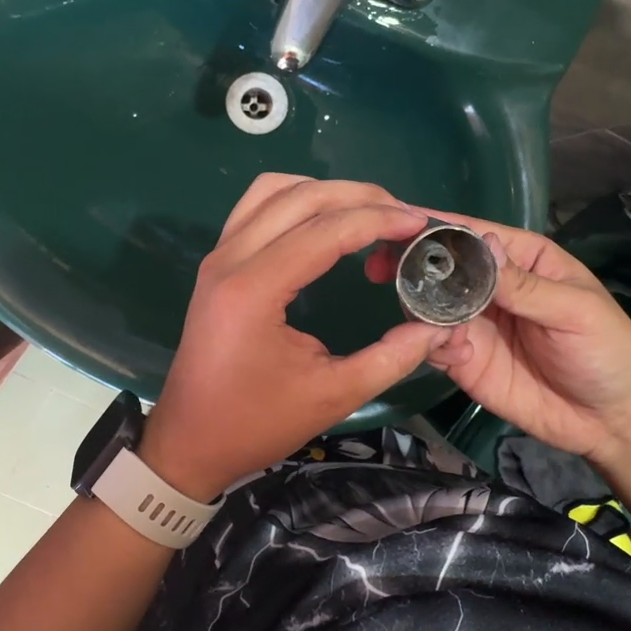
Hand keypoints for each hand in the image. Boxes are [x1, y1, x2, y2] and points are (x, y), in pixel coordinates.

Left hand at [137, 175, 452, 499]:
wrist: (190, 440)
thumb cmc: (256, 422)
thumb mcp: (333, 396)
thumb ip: (391, 358)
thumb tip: (439, 328)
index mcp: (254, 290)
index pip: (325, 231)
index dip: (378, 220)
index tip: (420, 224)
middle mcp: (231, 258)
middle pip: (302, 197)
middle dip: (360, 197)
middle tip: (404, 215)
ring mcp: (219, 255)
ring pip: (274, 190)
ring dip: (326, 191)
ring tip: (370, 211)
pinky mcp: (217, 260)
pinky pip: (256, 205)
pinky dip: (296, 199)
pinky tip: (326, 218)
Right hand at [369, 212, 630, 464]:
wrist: (612, 421)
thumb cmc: (607, 351)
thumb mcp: (575, 311)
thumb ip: (524, 284)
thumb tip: (480, 244)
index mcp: (519, 258)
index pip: (469, 233)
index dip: (433, 226)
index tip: (393, 221)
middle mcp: (489, 286)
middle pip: (439, 266)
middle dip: (410, 264)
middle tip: (379, 269)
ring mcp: (474, 324)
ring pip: (428, 305)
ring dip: (419, 310)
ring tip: (430, 325)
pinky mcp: (465, 361)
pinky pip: (434, 346)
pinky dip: (432, 347)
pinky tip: (455, 356)